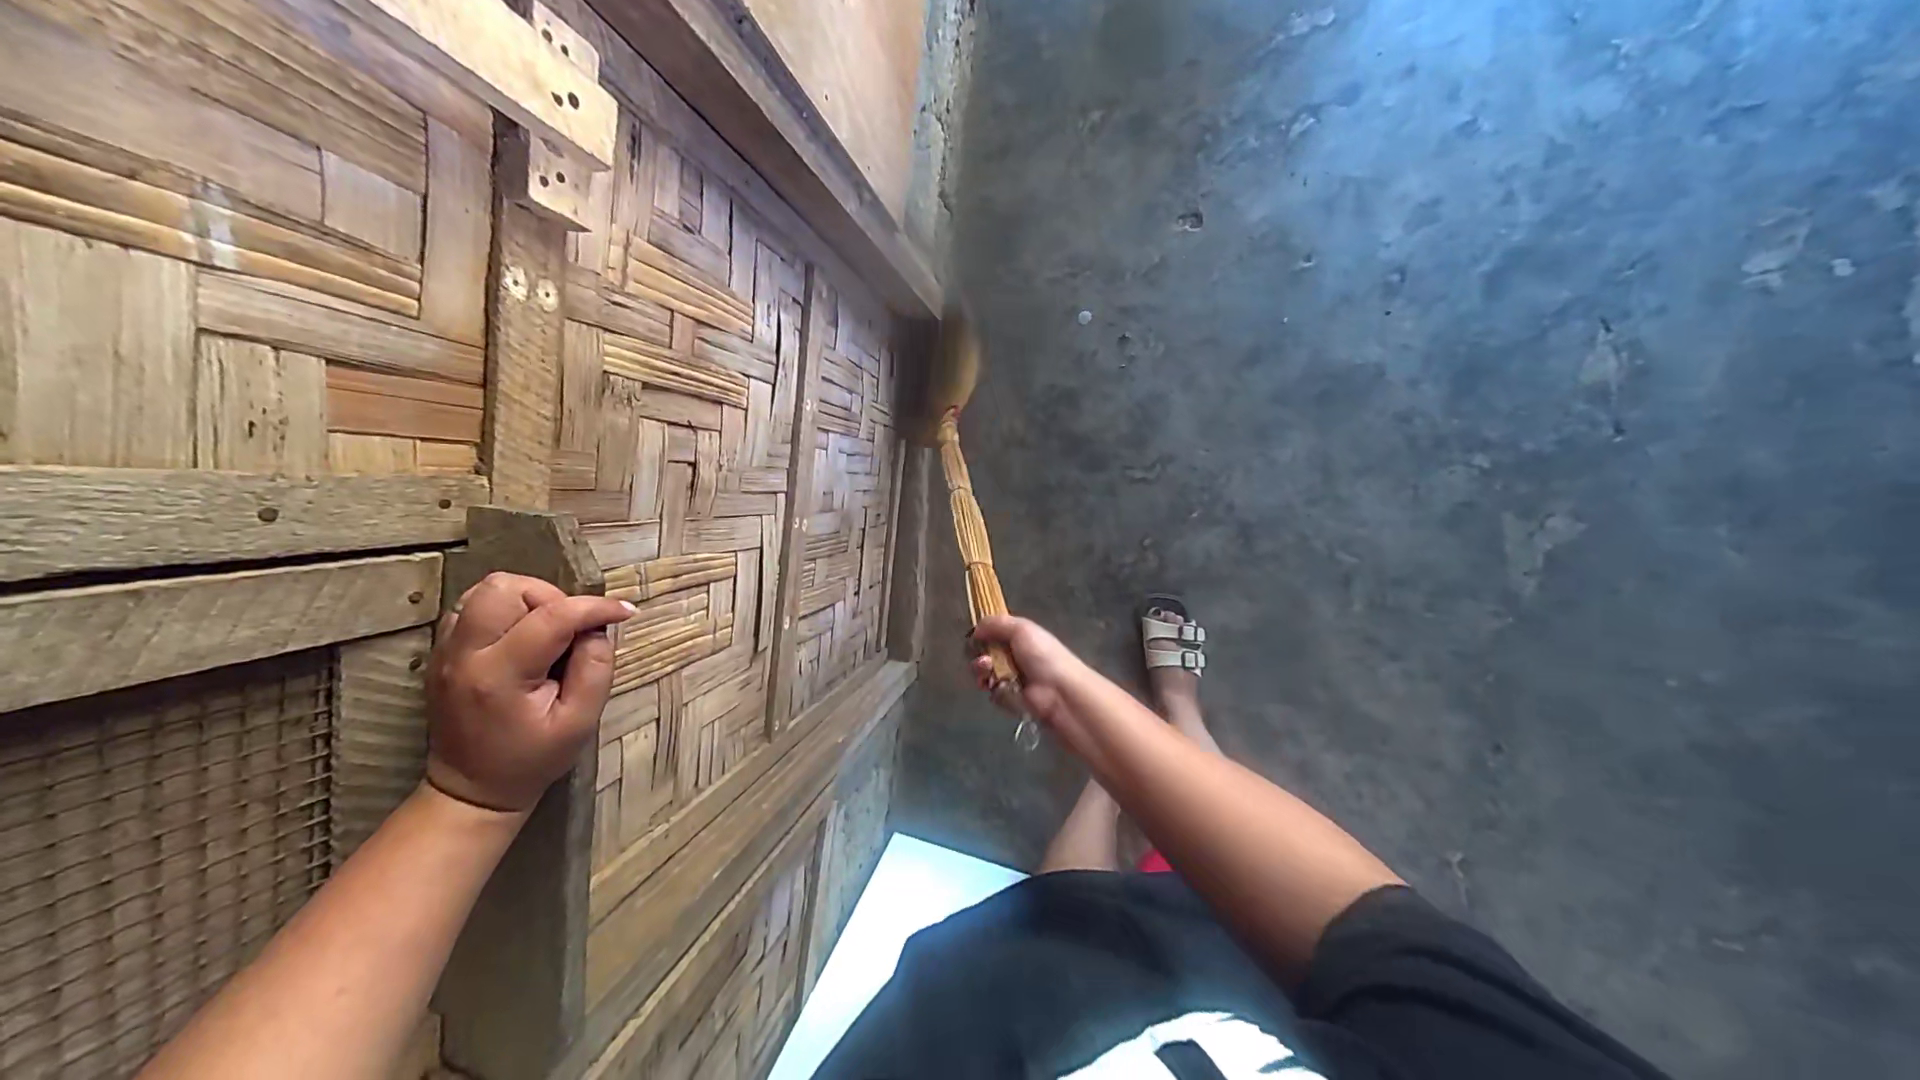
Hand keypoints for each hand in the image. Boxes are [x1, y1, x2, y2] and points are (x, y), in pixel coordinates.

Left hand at [426, 573, 634, 811]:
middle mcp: (463, 655)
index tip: (624, 612)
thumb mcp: (580, 722)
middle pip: (504, 588)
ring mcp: (445, 651)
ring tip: (548, 630)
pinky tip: (524, 638)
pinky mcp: (442, 651)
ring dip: (527, 600)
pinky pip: (473, 607)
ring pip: (485, 591)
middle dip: (549, 596)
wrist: (471, 789)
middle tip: (571, 626)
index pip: (551, 618)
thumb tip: (596, 629)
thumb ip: (594, 669)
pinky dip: (507, 611)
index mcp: (498, 676)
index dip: (595, 607)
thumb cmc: (531, 759)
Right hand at [968, 615, 1090, 732]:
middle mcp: (1011, 655)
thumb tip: (975, 630)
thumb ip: (995, 623)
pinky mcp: (1008, 698)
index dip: (981, 635)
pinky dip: (994, 689)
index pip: (990, 633)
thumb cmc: (1043, 655)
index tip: (977, 638)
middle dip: (977, 655)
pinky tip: (1001, 687)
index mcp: (1017, 637)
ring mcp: (1009, 677)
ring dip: (982, 671)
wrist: (1059, 691)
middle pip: (981, 653)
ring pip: (983, 673)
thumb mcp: (1022, 629)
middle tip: (985, 660)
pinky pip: (991, 692)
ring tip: (990, 671)